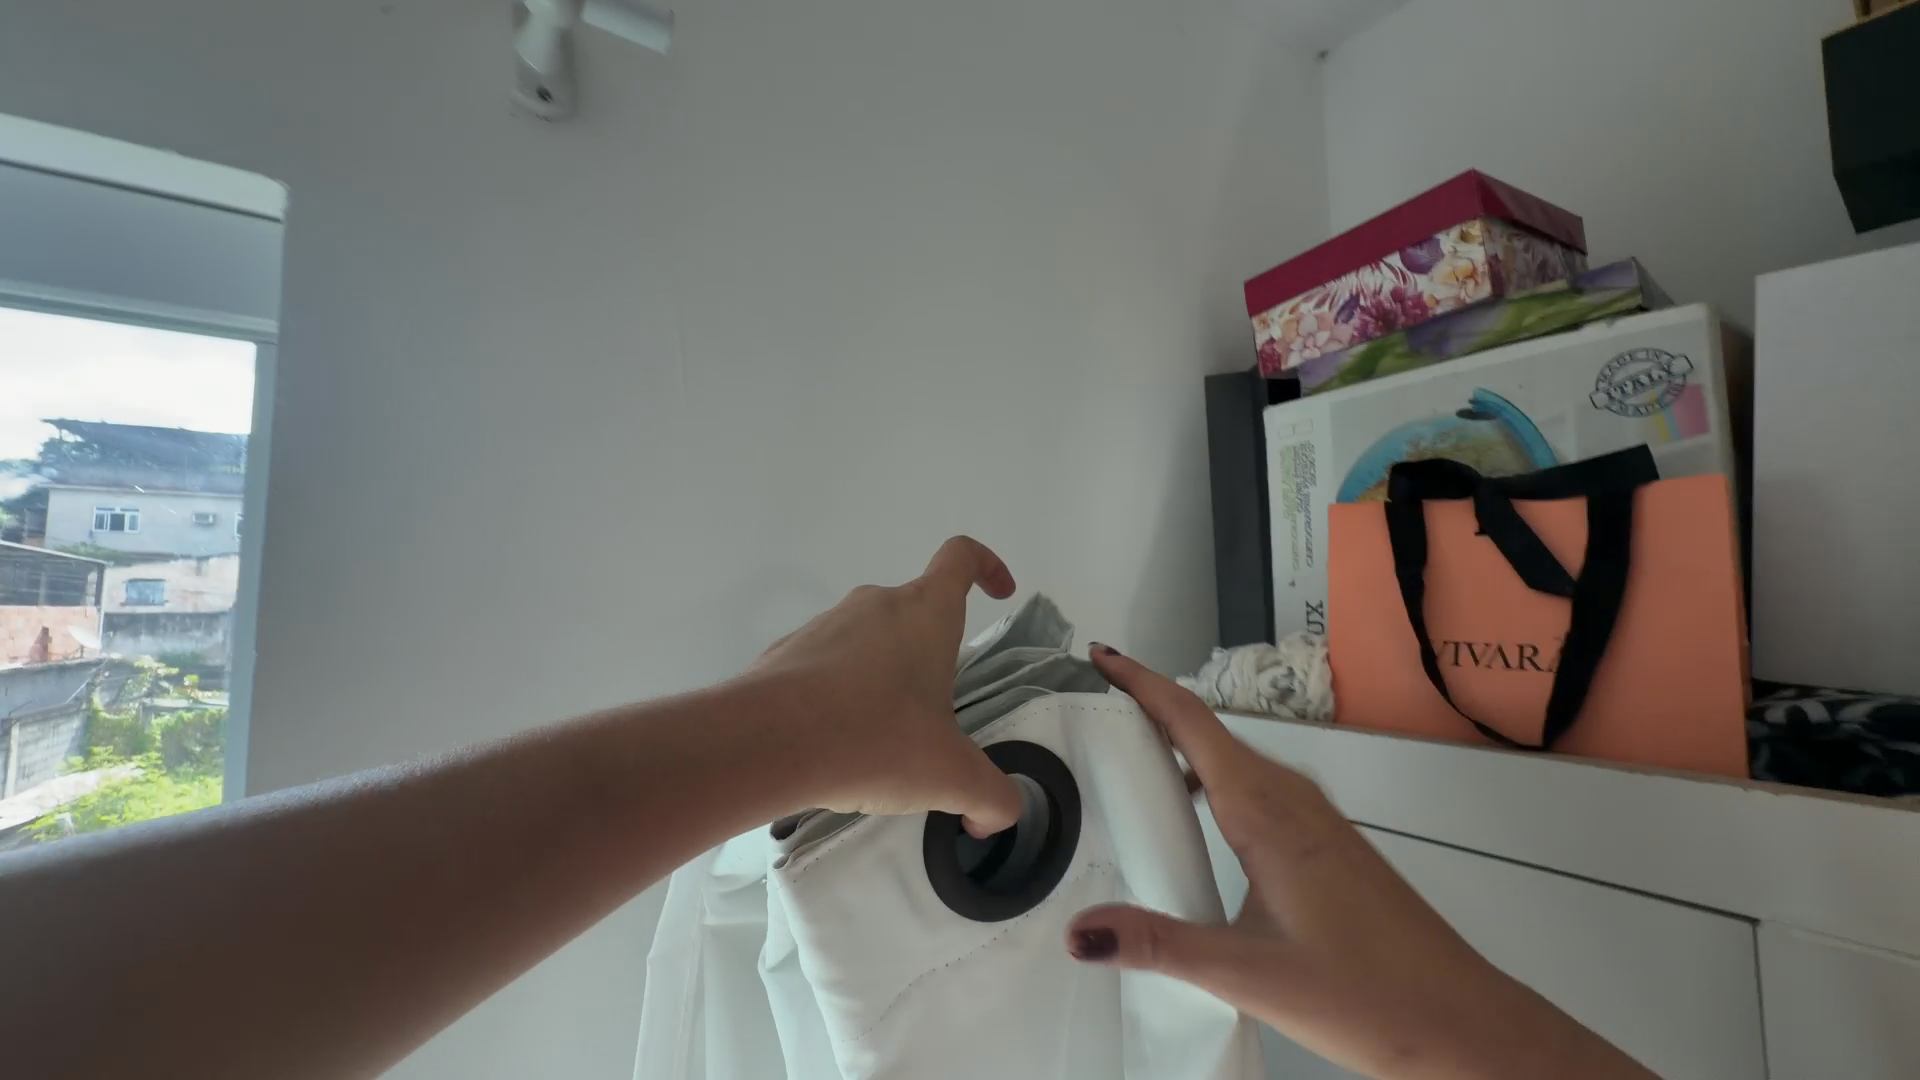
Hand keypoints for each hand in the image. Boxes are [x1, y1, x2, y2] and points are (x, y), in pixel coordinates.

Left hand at [745, 536, 1024, 837]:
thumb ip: (990, 795)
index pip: (961, 558)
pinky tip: (834, 744)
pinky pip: (828, 664)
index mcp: (924, 612)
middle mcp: (875, 604)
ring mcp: (826, 624)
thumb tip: (996, 814)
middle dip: (933, 658)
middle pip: (917, 612)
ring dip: (885, 678)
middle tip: (933, 718)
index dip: (987, 567)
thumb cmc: (875, 738)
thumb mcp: (950, 775)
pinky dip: (841, 694)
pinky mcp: (787, 652)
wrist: (765, 743)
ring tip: (879, 742)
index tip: (999, 595)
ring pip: (871, 640)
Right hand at [1064, 648, 1659, 1079]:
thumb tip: (1077, 933)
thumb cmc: (1367, 995)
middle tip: (1096, 702)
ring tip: (1131, 747)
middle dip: (1149, 703)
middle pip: (1206, 727)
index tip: (1101, 655)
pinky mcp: (1323, 836)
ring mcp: (1311, 813)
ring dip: (1180, 737)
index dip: (1141, 681)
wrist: (1469, 1027)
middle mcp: (1288, 795)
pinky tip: (1195, 810)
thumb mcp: (1248, 973)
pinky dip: (1209, 772)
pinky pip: (1252, 780)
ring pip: (1231, 753)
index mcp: (1263, 809)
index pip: (1190, 722)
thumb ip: (1158, 945)